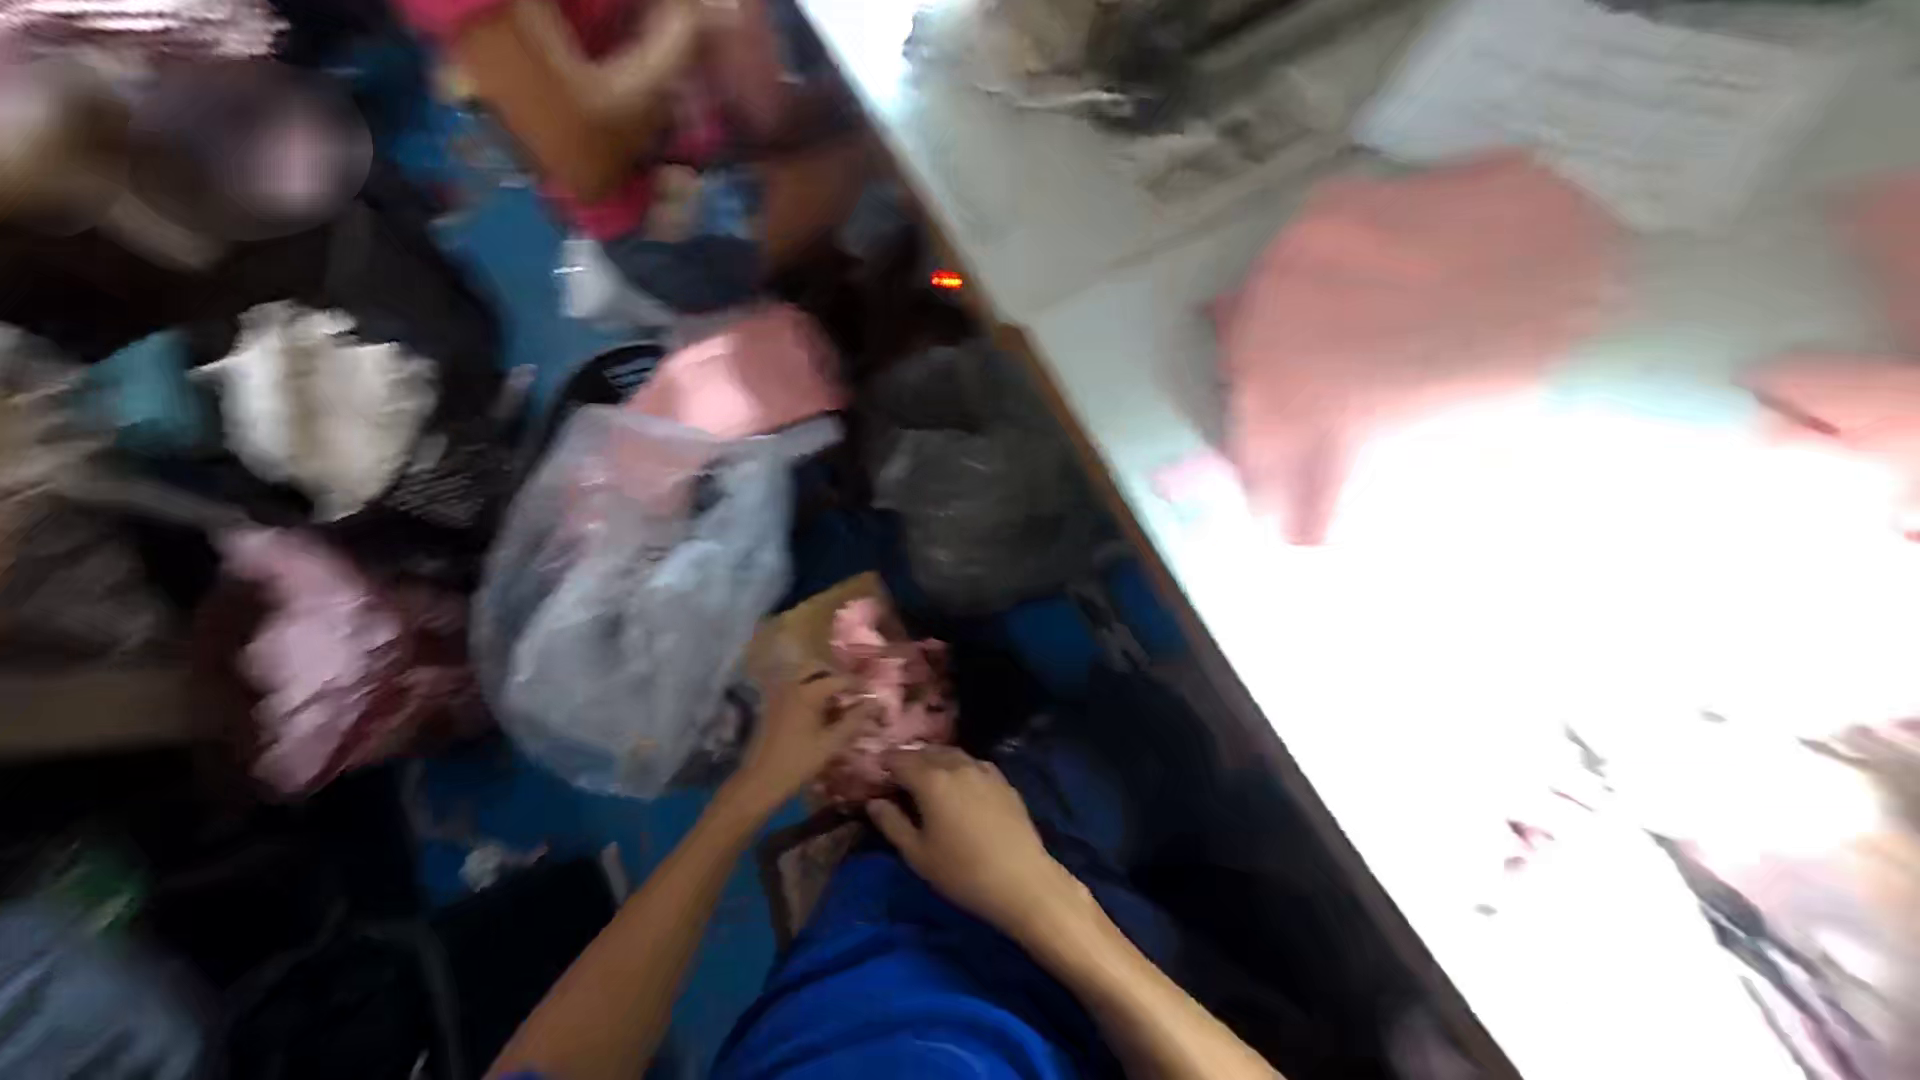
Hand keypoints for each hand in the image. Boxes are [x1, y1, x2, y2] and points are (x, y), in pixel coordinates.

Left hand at [725, 665, 871, 816]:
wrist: (761, 781)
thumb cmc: (798, 763)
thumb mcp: (831, 743)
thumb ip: (854, 720)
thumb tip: (873, 703)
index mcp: (806, 693)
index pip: (838, 679)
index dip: (856, 684)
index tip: (870, 693)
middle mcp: (790, 686)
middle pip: (815, 667)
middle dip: (834, 675)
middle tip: (850, 691)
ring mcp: (778, 694)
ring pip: (802, 675)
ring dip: (820, 681)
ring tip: (836, 701)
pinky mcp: (771, 705)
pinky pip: (793, 687)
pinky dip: (808, 690)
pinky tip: (819, 710)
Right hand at [867, 747, 1089, 941]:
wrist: (1021, 880)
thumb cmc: (962, 871)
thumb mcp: (917, 854)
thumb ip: (892, 823)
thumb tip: (874, 802)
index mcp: (931, 779)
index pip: (900, 760)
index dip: (886, 763)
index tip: (878, 771)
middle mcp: (957, 765)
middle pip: (927, 752)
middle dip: (910, 759)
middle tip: (899, 775)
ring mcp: (983, 770)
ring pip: (952, 753)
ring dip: (935, 759)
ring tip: (927, 776)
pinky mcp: (1003, 780)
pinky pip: (973, 763)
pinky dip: (959, 766)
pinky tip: (959, 783)